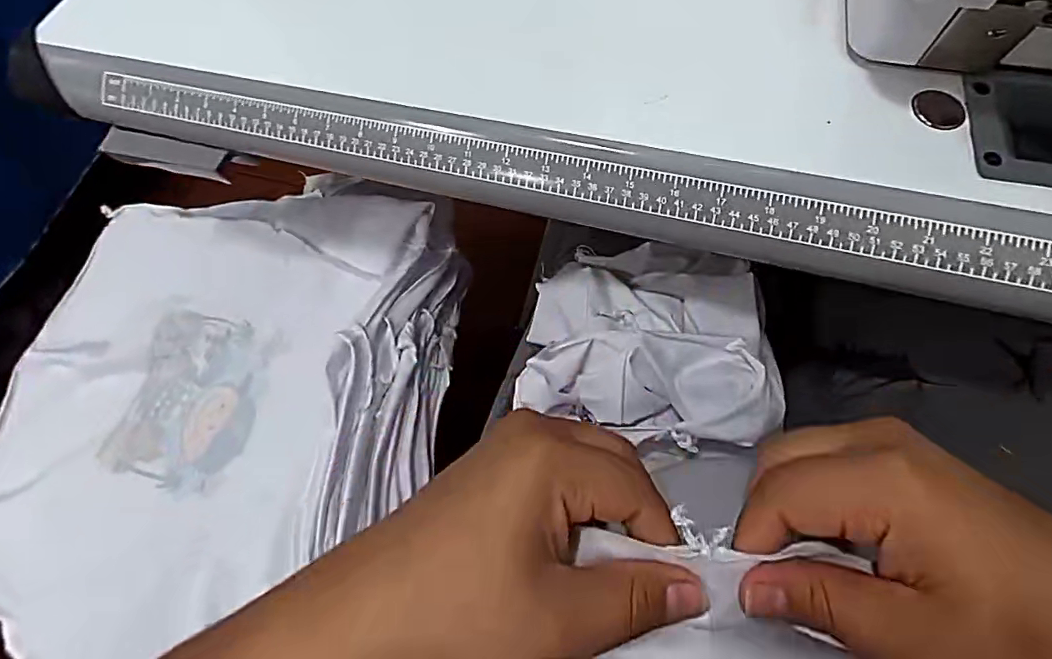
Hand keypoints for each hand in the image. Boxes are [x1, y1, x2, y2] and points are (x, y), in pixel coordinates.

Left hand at [171, 410, 706, 658]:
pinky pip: (553, 470)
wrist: (361, 620)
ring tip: (597, 576)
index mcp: (550, 450)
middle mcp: (531, 429)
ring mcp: (505, 443)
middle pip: (614, 462)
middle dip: (636, 518)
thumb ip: (632, 597)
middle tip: (637, 584)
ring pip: (586, 463)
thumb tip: (689, 585)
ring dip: (605, 512)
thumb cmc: (457, 617)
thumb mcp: (557, 621)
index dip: (663, 541)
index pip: (637, 486)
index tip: (673, 593)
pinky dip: (573, 506)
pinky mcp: (488, 464)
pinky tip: (560, 556)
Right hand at [733, 419, 1051, 658]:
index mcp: (880, 473)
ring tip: (810, 566)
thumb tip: (752, 586)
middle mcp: (878, 437)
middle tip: (777, 579)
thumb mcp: (917, 637)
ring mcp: (894, 438)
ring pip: (800, 452)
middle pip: (780, 457)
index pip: (778, 492)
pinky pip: (831, 457)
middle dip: (764, 513)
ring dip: (787, 502)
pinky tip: (841, 543)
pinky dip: (816, 493)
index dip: (753, 542)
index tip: (751, 591)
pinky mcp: (907, 452)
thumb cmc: (1023, 634)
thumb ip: (823, 601)